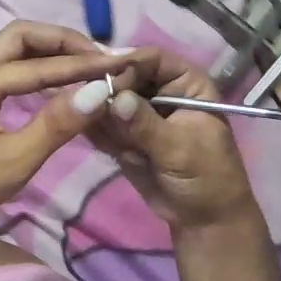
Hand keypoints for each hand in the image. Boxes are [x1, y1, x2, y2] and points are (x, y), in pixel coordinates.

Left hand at [0, 21, 132, 225]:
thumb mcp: (16, 161)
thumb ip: (54, 125)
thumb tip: (97, 93)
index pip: (34, 66)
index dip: (78, 64)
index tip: (116, 64)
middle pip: (21, 35)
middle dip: (63, 40)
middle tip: (99, 56)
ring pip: (18, 45)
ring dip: (54, 48)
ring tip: (91, 62)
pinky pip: (16, 62)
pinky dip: (44, 61)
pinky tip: (68, 76)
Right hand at [88, 48, 256, 233]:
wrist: (203, 220)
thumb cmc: (207, 178)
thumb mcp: (180, 150)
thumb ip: (146, 124)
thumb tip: (116, 100)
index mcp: (186, 83)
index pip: (152, 59)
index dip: (126, 64)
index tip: (100, 78)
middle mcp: (160, 89)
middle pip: (124, 74)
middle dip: (101, 84)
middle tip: (77, 96)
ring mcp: (138, 111)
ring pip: (107, 96)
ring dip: (90, 104)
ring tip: (73, 113)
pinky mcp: (121, 133)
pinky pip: (99, 121)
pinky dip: (87, 124)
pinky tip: (76, 126)